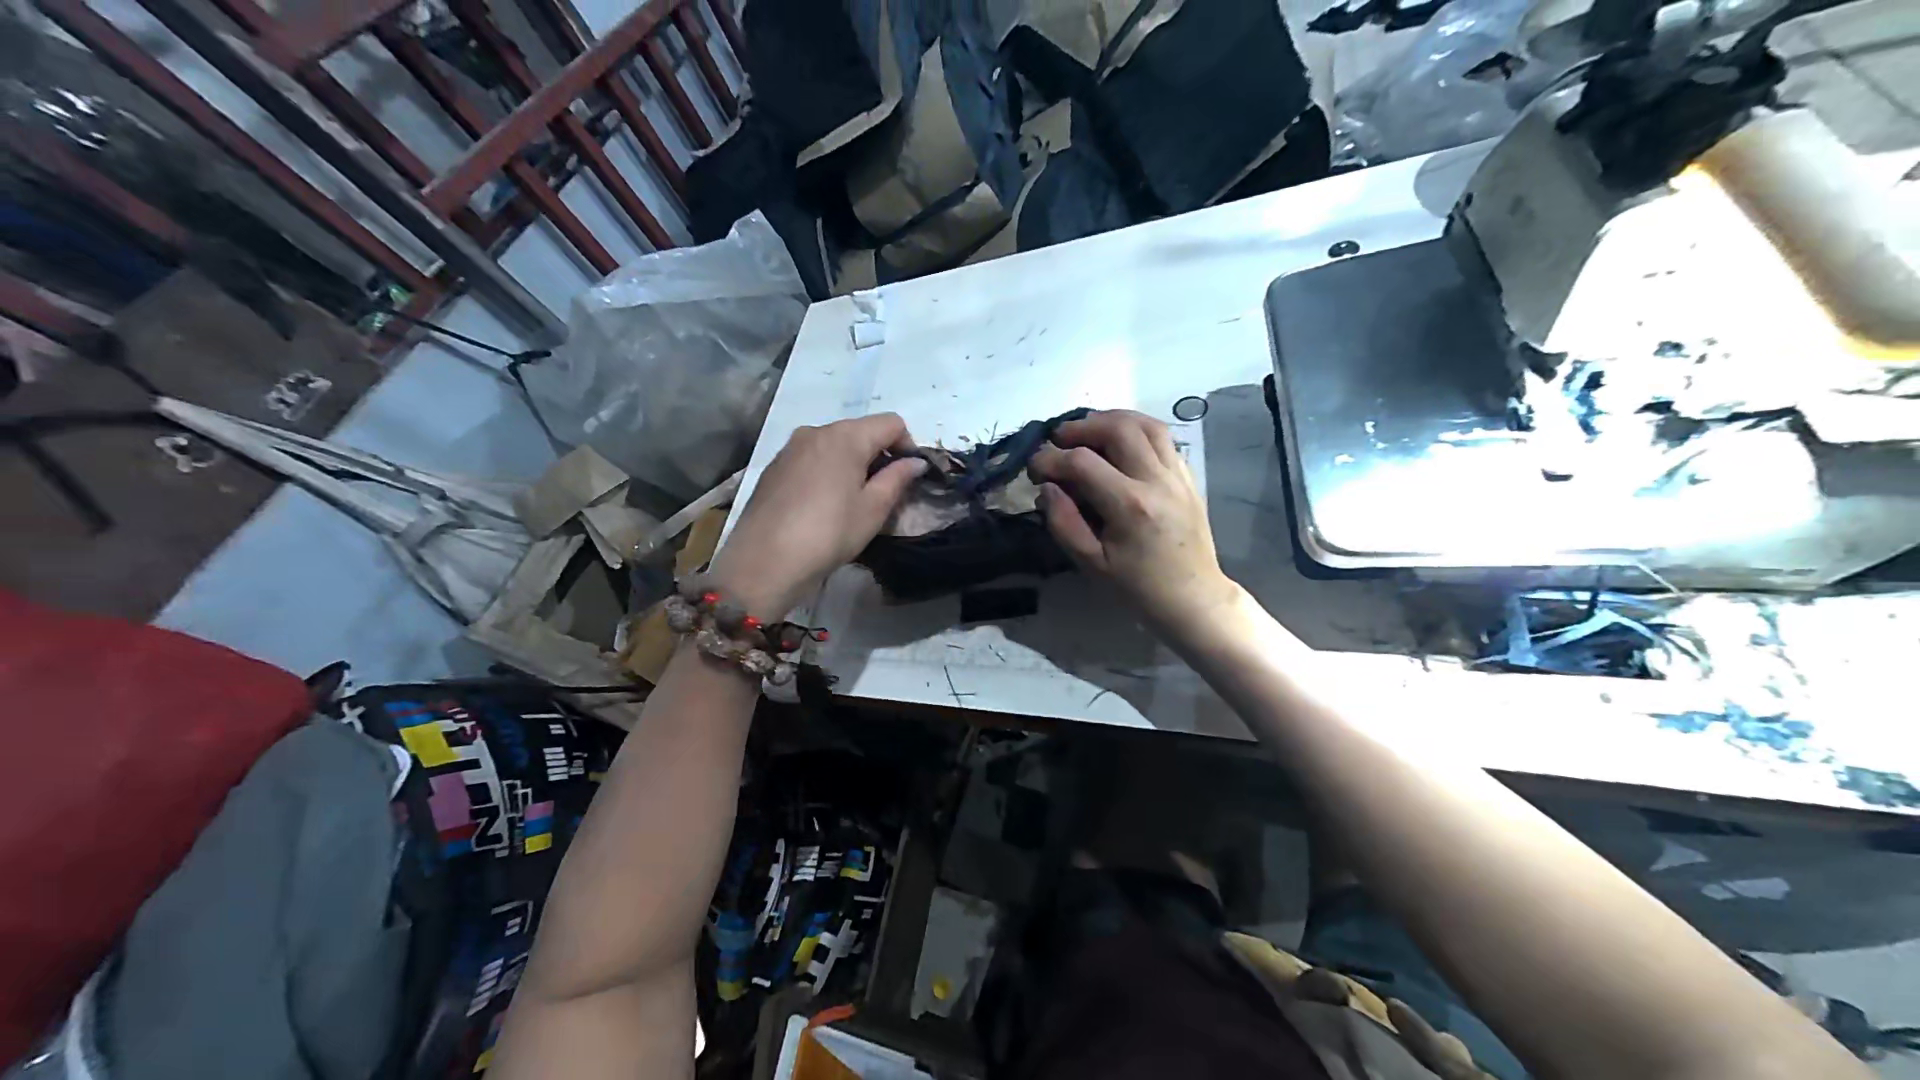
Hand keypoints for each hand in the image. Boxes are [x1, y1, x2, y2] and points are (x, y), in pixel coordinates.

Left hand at [708, 414, 926, 616]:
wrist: (764, 561)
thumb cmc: (829, 534)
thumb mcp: (873, 509)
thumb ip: (897, 478)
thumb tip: (915, 462)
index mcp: (845, 436)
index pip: (891, 423)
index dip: (908, 445)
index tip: (909, 477)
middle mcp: (816, 431)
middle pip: (861, 431)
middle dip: (879, 455)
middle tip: (884, 493)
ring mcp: (790, 448)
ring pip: (834, 444)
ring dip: (852, 463)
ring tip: (853, 501)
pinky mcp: (774, 467)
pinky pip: (812, 458)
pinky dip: (827, 471)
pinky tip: (823, 505)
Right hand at [1029, 410, 1235, 633]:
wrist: (1192, 598)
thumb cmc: (1138, 587)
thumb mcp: (1092, 563)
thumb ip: (1063, 522)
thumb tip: (1047, 488)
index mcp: (1129, 505)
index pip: (1081, 462)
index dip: (1050, 459)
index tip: (1034, 469)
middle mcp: (1156, 480)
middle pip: (1118, 429)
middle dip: (1082, 427)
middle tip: (1059, 438)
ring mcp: (1177, 475)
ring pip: (1146, 425)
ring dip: (1113, 419)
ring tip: (1089, 431)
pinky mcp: (1188, 477)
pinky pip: (1164, 439)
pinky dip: (1137, 431)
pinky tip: (1120, 444)